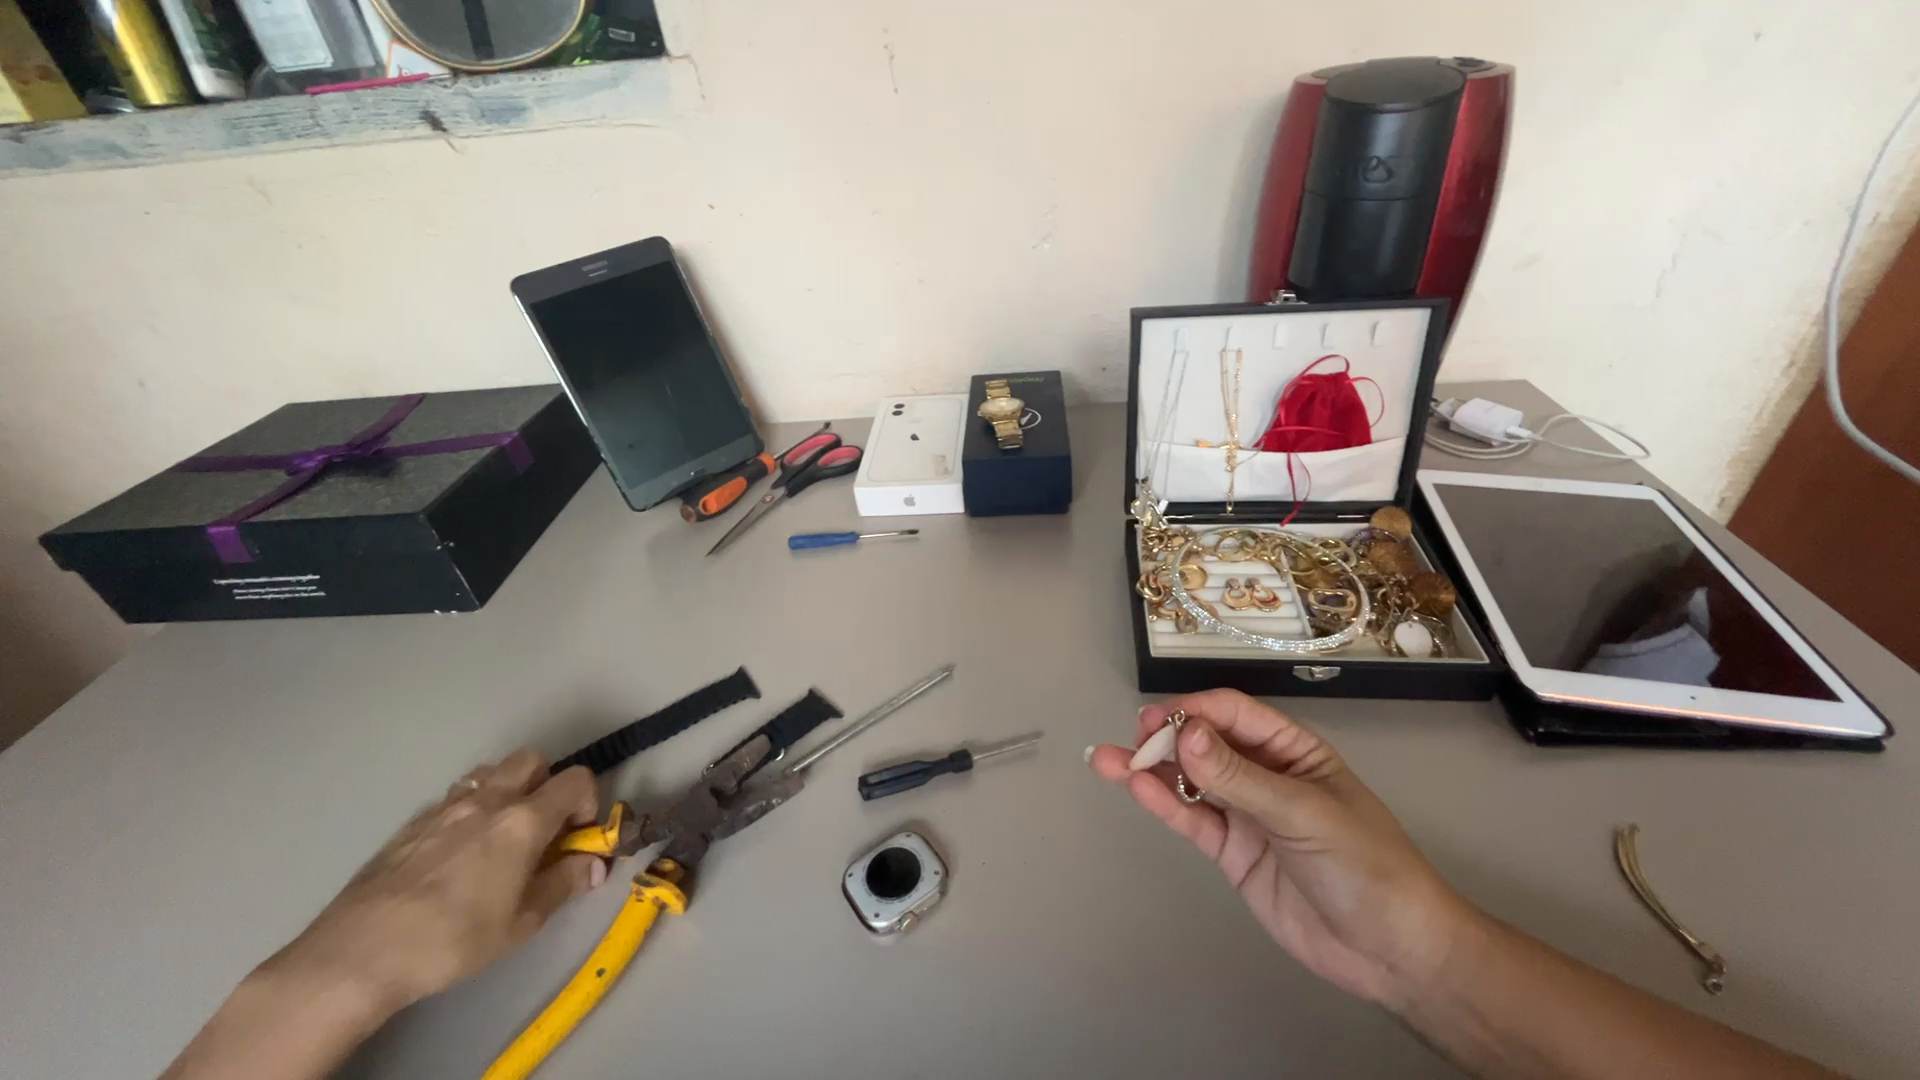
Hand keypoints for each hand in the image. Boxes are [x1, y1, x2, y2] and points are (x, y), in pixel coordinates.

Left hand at [264, 749, 604, 1013]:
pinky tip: (456, 856)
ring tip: (499, 838)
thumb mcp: (522, 923)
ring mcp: (445, 807)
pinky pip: (453, 798)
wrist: (357, 954)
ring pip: (489, 773)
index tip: (578, 837)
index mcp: (524, 820)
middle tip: (543, 828)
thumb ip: (564, 884)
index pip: (576, 780)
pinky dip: (469, 811)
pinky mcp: (411, 824)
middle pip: (532, 760)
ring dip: (507, 792)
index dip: (589, 802)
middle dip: (547, 784)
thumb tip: (593, 864)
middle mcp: (488, 800)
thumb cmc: (452, 941)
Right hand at [1089, 690, 1478, 1007]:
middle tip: (1135, 739)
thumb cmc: (1365, 865)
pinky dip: (1164, 804)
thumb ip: (1241, 777)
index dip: (1194, 712)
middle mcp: (1264, 774)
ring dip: (1151, 768)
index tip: (1156, 721)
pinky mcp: (1231, 851)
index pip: (1234, 715)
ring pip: (1190, 781)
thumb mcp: (1304, 813)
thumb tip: (1186, 734)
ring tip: (1107, 760)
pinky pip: (1192, 820)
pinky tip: (1136, 789)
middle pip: (1206, 743)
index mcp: (1292, 750)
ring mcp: (1245, 813)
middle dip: (1168, 737)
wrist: (1392, 951)